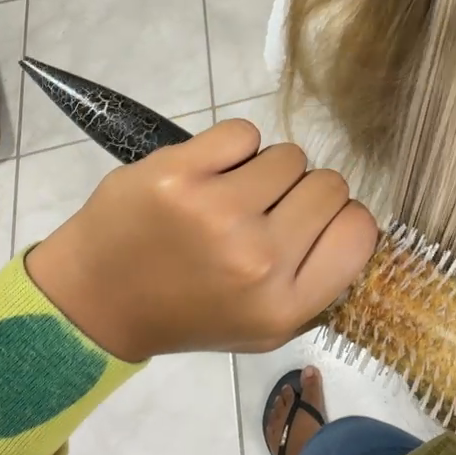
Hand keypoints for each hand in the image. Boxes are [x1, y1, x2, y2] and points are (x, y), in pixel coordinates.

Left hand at [27, 119, 377, 361]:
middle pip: (329, 183)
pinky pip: (245, 132)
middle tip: (261, 214)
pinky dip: (231, 147)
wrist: (94, 300)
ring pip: (290, 154)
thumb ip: (316, 277)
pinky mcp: (180, 173)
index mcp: (284, 306)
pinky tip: (206, 174)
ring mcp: (217, 214)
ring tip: (228, 196)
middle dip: (300, 192)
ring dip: (265, 169)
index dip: (340, 219)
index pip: (360, 229)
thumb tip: (353, 218)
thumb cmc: (191, 308)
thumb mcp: (264, 322)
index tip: (308, 226)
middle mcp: (258, 261)